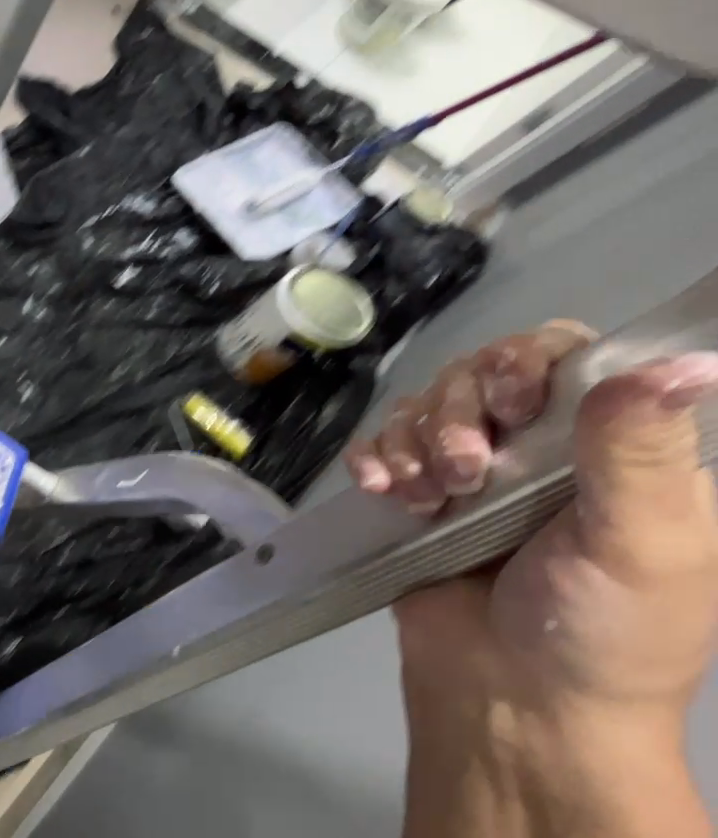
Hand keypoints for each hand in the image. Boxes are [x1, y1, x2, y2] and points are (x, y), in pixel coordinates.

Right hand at [347, 323, 717, 835]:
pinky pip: (379, 444)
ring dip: (411, 444)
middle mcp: (544, 449)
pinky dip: (374, 461)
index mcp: (618, 450)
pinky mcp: (418, 492)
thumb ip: (641, 453)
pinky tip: (384, 493)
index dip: (526, 360)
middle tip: (461, 472)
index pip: (569, 357)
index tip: (507, 402)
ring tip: (424, 497)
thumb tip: (683, 362)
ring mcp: (474, 470)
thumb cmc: (600, 628)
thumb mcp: (641, 544)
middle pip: (478, 374)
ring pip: (423, 407)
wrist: (510, 698)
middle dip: (455, 416)